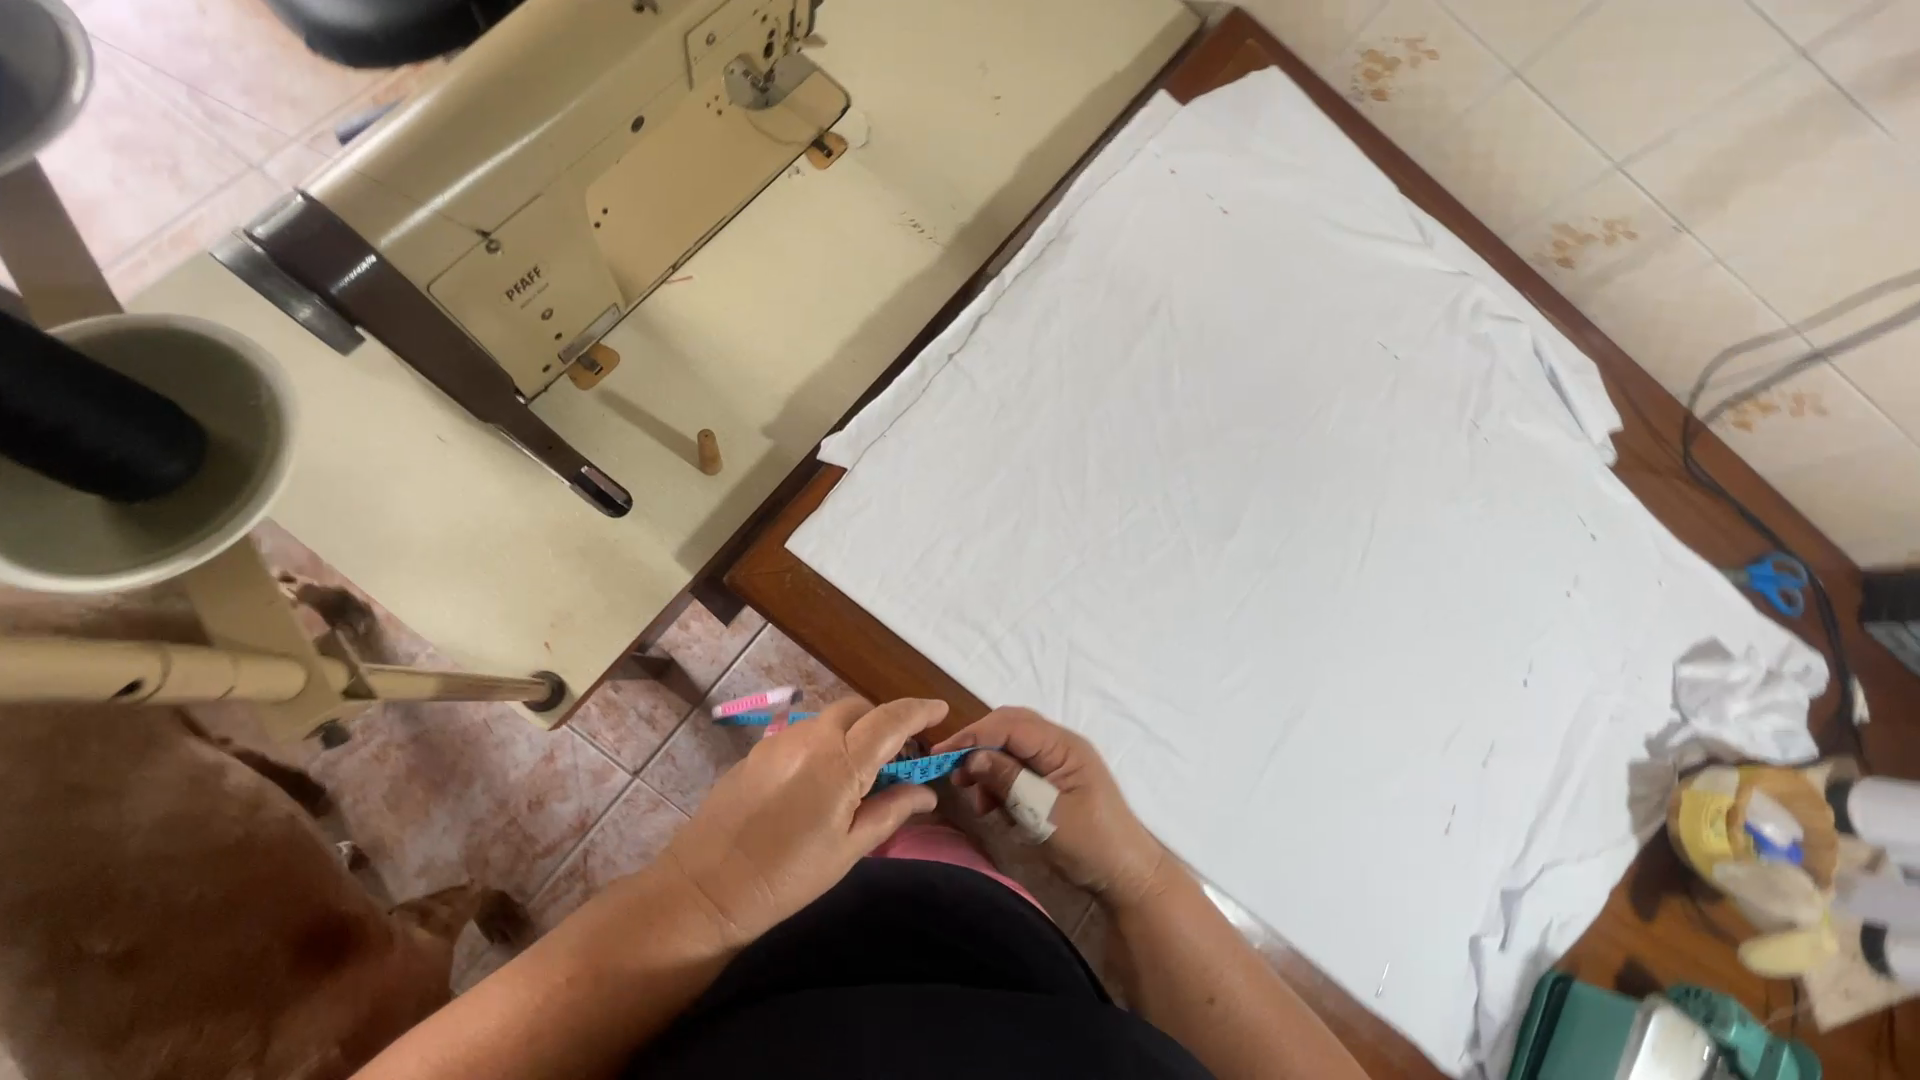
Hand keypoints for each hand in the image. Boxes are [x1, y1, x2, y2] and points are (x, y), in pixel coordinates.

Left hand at [657, 697, 945, 947]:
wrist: (704, 889)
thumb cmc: (786, 877)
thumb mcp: (849, 850)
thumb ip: (890, 811)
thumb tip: (926, 792)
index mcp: (840, 763)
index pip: (890, 719)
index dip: (919, 710)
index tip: (941, 710)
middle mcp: (810, 739)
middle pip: (857, 709)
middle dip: (882, 722)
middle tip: (895, 756)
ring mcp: (778, 742)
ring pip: (826, 719)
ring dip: (850, 732)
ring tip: (855, 774)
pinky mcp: (755, 753)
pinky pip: (800, 735)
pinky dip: (821, 745)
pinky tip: (816, 784)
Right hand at [933, 707, 1168, 907]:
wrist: (1127, 877)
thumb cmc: (1091, 845)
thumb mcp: (1045, 814)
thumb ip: (1009, 780)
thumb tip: (972, 756)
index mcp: (1064, 746)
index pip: (1011, 725)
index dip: (974, 735)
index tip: (942, 755)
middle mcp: (1060, 746)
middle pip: (1009, 730)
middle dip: (979, 749)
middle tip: (955, 776)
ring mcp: (1058, 764)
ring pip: (1011, 750)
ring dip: (989, 771)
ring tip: (980, 804)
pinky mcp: (1054, 783)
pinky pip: (1019, 771)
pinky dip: (1001, 786)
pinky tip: (996, 810)